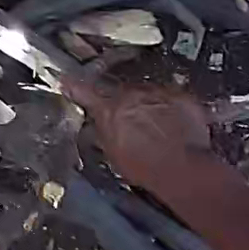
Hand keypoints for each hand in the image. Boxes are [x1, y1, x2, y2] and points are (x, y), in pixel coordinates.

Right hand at [62, 75, 215, 184]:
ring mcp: (157, 93)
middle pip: (121, 92)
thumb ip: (103, 131)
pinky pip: (171, 98)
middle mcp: (131, 95)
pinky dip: (171, 109)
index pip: (84, 92)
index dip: (74, 87)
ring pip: (147, 93)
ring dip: (147, 106)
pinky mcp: (181, 97)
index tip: (66, 81)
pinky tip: (174, 126)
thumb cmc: (144, 166)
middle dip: (123, 103)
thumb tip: (99, 125)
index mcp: (108, 109)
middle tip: (130, 122)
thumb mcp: (112, 153)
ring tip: (156, 128)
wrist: (182, 168)